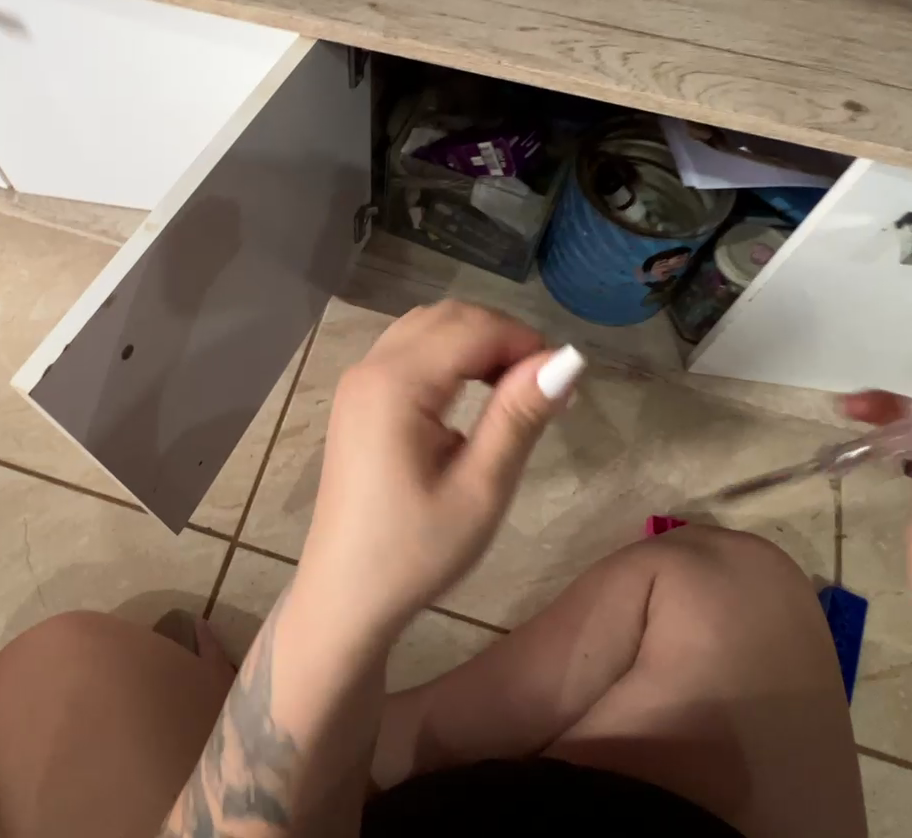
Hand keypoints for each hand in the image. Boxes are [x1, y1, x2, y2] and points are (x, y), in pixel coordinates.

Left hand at [295, 301, 581, 639]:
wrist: (346, 594)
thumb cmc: (415, 551)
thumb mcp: (480, 489)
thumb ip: (519, 416)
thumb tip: (566, 360)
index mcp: (395, 384)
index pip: (473, 328)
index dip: (526, 341)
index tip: (564, 386)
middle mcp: (369, 367)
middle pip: (448, 318)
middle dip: (503, 338)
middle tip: (543, 391)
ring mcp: (358, 381)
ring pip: (427, 328)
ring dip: (476, 343)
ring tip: (514, 393)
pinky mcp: (357, 398)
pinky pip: (408, 350)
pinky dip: (448, 355)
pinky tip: (472, 395)